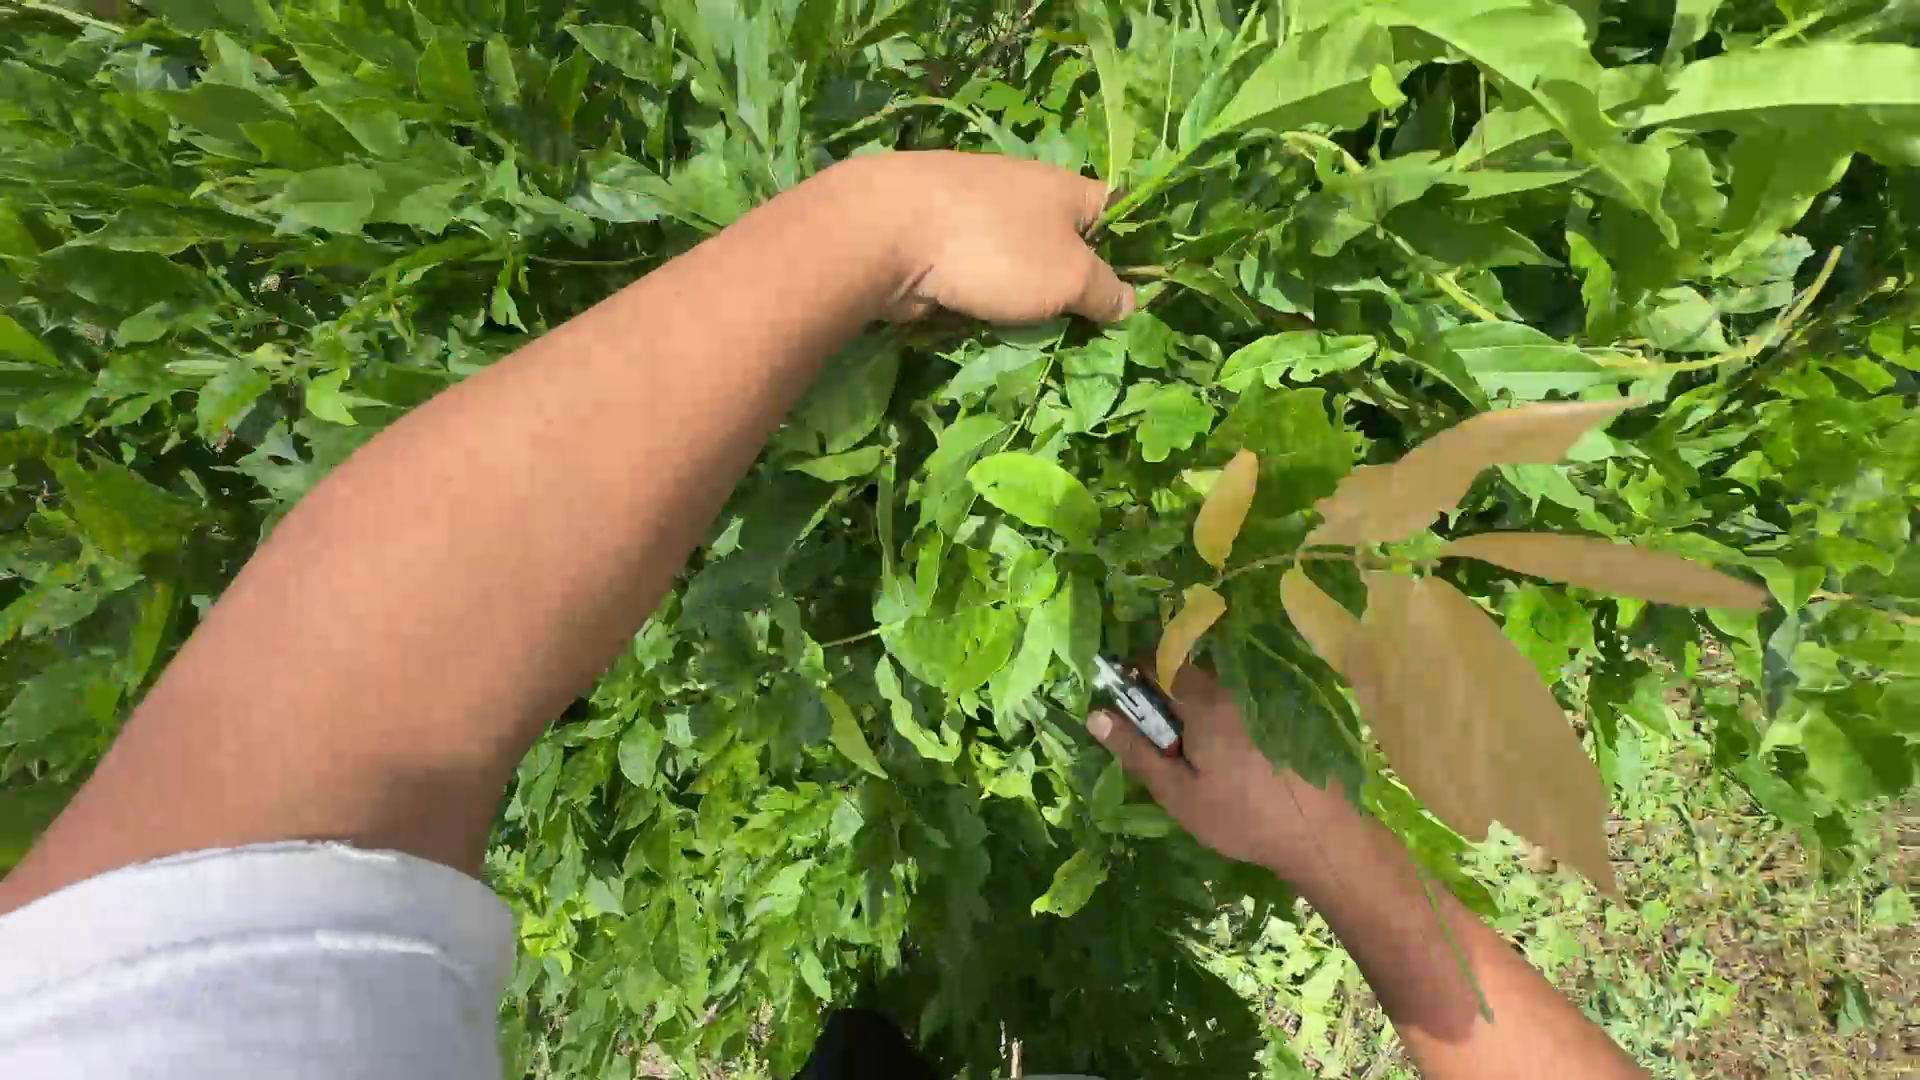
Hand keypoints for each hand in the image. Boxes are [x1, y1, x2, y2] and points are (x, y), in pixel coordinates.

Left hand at [835, 151, 1136, 323]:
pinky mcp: (944, 242)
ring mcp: (979, 216)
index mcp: (1066, 188)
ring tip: (1038, 338)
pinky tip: (990, 325)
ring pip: (1021, 265)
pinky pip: (982, 276)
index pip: (1116, 211)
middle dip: (1074, 286)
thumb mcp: (1069, 276)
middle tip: (1086, 332)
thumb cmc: (996, 248)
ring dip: (1028, 300)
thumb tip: (1130, 301)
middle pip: (1065, 243)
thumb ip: (1104, 290)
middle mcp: (1025, 194)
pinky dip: (988, 300)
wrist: (891, 235)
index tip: (1134, 294)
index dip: (1131, 249)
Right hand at [1087, 664, 1358, 870]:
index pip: (1158, 661)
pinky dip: (1228, 716)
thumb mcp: (1178, 793)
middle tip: (1167, 743)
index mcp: (1205, 700)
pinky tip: (1237, 756)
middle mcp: (1236, 687)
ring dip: (1199, 708)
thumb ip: (1136, 751)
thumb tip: (1095, 715)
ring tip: (1203, 756)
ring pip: (1216, 687)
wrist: (1324, 839)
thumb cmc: (1242, 818)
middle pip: (1188, 673)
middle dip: (1168, 697)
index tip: (1127, 704)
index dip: (1136, 675)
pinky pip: (1243, 699)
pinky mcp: (1288, 711)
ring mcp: (1266, 698)